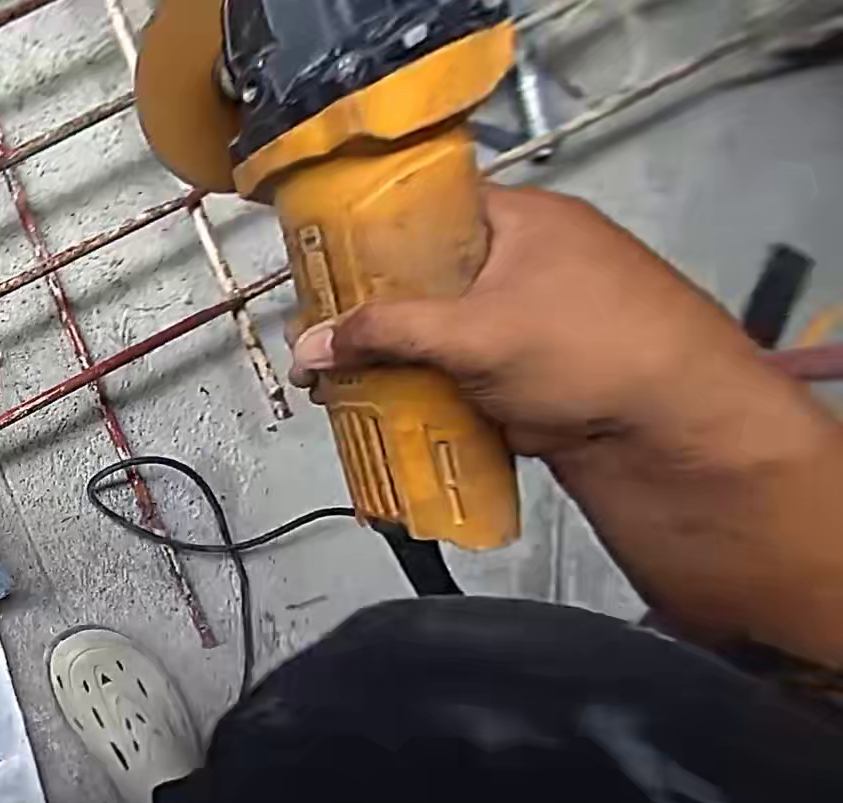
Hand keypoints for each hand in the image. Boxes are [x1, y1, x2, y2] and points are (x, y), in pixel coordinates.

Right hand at [288, 186, 800, 468]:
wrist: (658, 428)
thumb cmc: (587, 352)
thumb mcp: (475, 331)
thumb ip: (384, 332)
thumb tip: (304, 349)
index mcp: (516, 224)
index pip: (423, 213)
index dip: (363, 238)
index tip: (315, 272)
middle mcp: (505, 261)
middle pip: (405, 278)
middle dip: (350, 313)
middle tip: (307, 340)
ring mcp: (499, 313)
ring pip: (409, 325)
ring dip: (363, 352)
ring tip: (319, 377)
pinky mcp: (492, 359)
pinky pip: (423, 360)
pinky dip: (388, 376)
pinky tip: (352, 393)